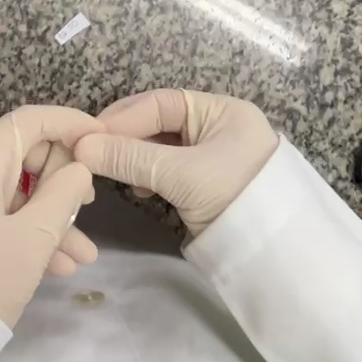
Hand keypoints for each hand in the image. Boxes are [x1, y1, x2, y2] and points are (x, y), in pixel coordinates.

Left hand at [0, 105, 100, 326]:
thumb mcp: (31, 244)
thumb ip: (63, 196)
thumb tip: (78, 167)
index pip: (25, 121)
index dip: (68, 124)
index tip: (99, 140)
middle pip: (16, 155)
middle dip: (58, 183)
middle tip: (88, 209)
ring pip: (4, 191)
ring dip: (43, 216)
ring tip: (80, 255)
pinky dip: (16, 229)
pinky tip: (51, 263)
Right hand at [74, 89, 278, 237]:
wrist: (279, 258)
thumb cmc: (236, 199)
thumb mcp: (181, 175)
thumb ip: (130, 158)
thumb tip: (81, 148)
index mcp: (221, 110)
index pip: (161, 102)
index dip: (123, 118)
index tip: (89, 136)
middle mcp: (218, 125)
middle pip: (160, 121)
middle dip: (125, 136)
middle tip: (91, 151)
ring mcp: (213, 154)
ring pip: (162, 146)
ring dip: (134, 156)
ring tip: (109, 169)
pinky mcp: (208, 181)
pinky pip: (169, 167)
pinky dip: (149, 173)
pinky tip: (137, 187)